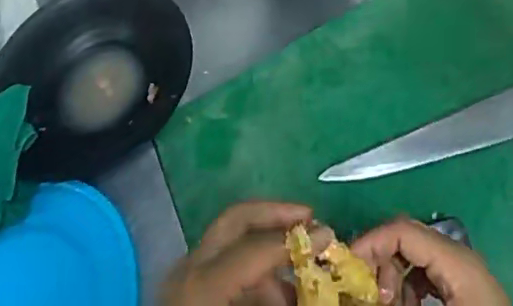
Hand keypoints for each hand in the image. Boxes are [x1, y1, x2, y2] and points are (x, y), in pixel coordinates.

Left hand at [161, 201, 326, 305]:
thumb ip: (281, 302)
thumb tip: (317, 291)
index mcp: (203, 285)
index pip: (257, 247)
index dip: (296, 239)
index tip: (330, 235)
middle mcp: (189, 270)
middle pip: (237, 220)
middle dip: (276, 216)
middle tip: (311, 220)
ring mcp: (182, 279)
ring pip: (230, 244)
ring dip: (266, 250)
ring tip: (301, 272)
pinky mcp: (183, 294)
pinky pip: (222, 270)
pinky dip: (250, 276)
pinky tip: (276, 297)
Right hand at [349, 218, 508, 305]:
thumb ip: (395, 304)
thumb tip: (359, 296)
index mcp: (455, 260)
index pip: (403, 230)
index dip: (371, 243)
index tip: (346, 267)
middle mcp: (459, 257)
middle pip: (407, 238)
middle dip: (380, 260)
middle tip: (364, 291)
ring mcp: (463, 273)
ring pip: (416, 256)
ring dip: (394, 277)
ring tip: (385, 305)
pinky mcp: (463, 290)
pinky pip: (427, 275)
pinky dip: (409, 288)